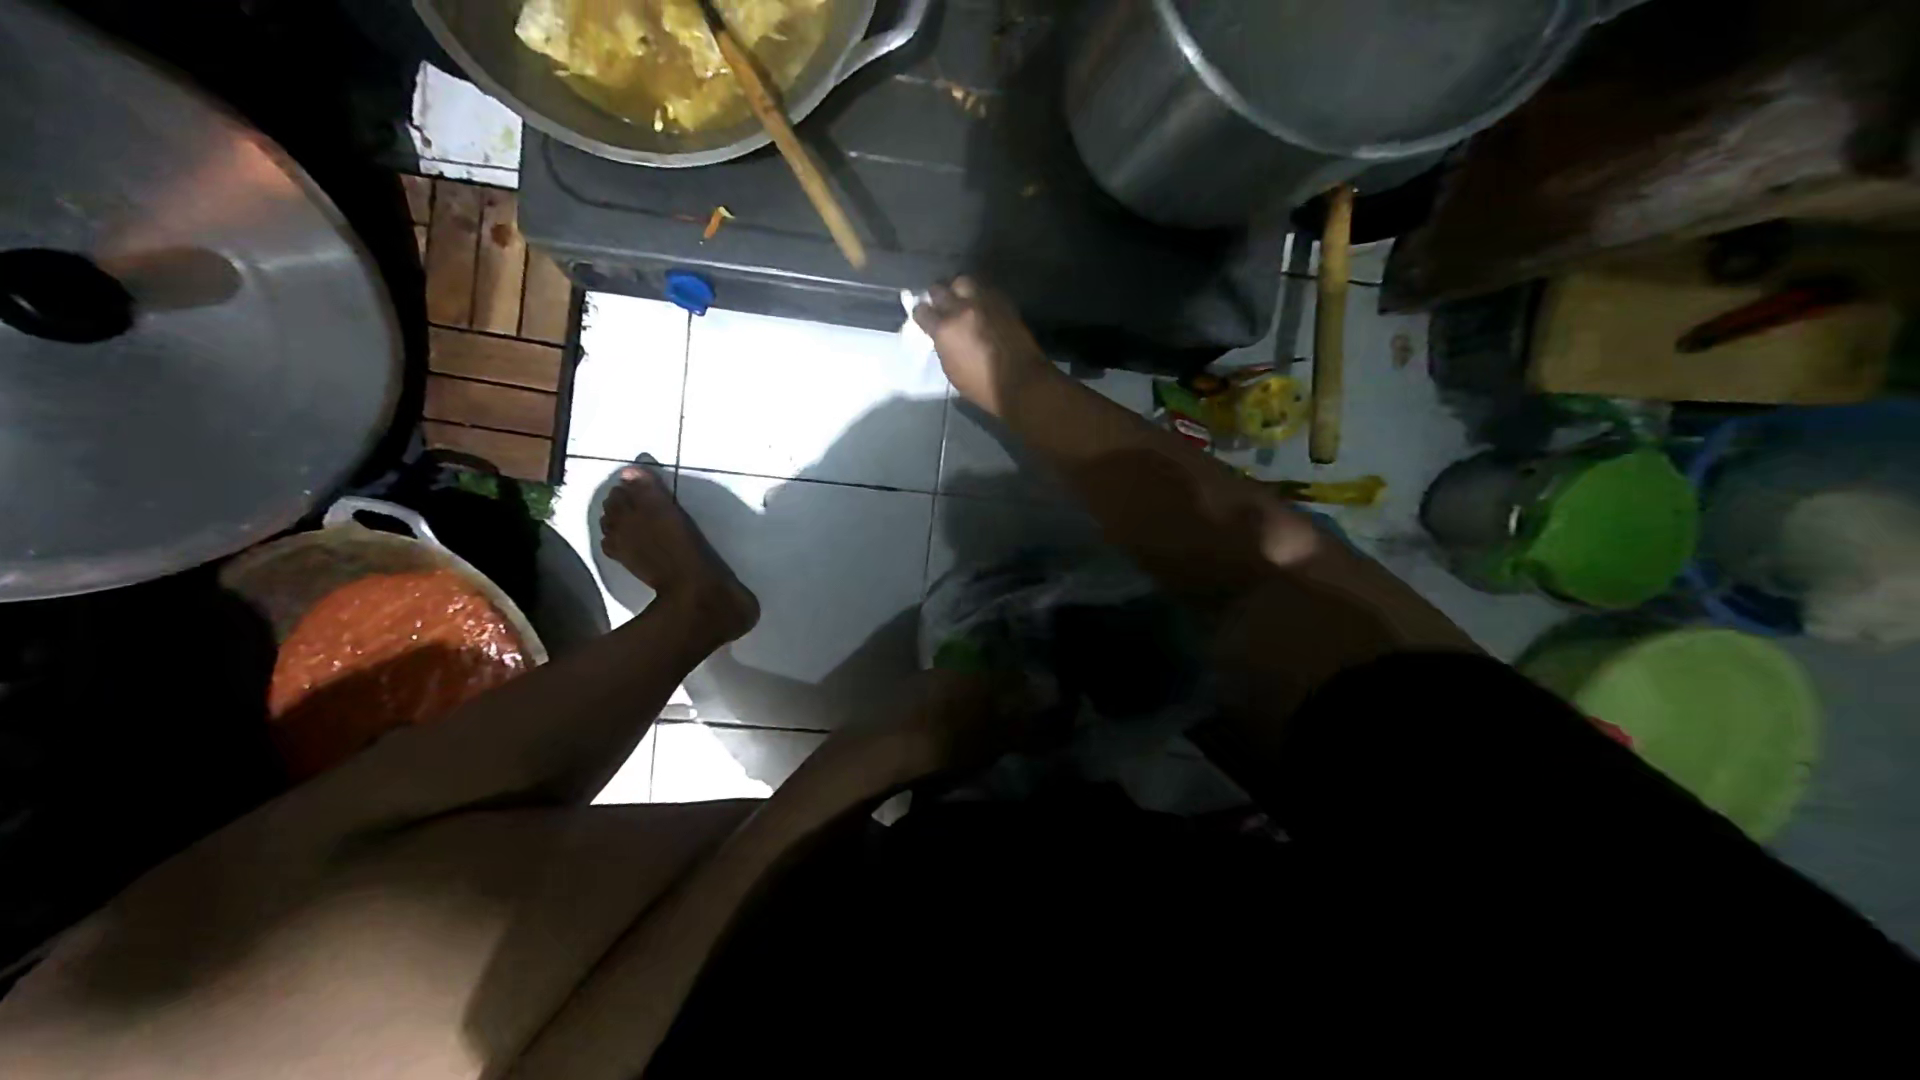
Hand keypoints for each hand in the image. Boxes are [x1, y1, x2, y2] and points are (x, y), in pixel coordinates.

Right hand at [913, 276, 1053, 417]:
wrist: (1020, 380)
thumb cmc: (982, 385)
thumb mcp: (952, 371)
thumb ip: (944, 346)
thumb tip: (943, 336)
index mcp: (944, 330)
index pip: (922, 310)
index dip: (921, 314)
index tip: (925, 318)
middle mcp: (960, 309)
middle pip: (939, 289)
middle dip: (937, 297)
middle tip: (941, 306)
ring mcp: (983, 302)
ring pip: (962, 281)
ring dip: (958, 289)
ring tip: (961, 299)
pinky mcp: (1002, 302)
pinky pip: (985, 289)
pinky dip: (979, 295)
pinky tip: (981, 305)